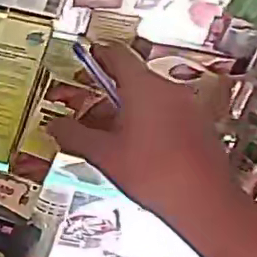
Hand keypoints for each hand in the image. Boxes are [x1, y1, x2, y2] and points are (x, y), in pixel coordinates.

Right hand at [49, 43, 242, 226]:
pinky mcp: (196, 125)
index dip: (95, 55)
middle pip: (129, 80)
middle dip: (101, 95)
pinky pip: (162, 113)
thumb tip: (55, 126)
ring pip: (145, 99)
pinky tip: (126, 147)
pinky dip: (140, 122)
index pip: (116, 56)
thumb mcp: (102, 154)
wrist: (201, 201)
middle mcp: (168, 90)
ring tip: (99, 136)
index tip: (82, 59)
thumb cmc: (151, 173)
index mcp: (143, 88)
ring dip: (119, 112)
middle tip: (80, 111)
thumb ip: (74, 135)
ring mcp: (186, 107)